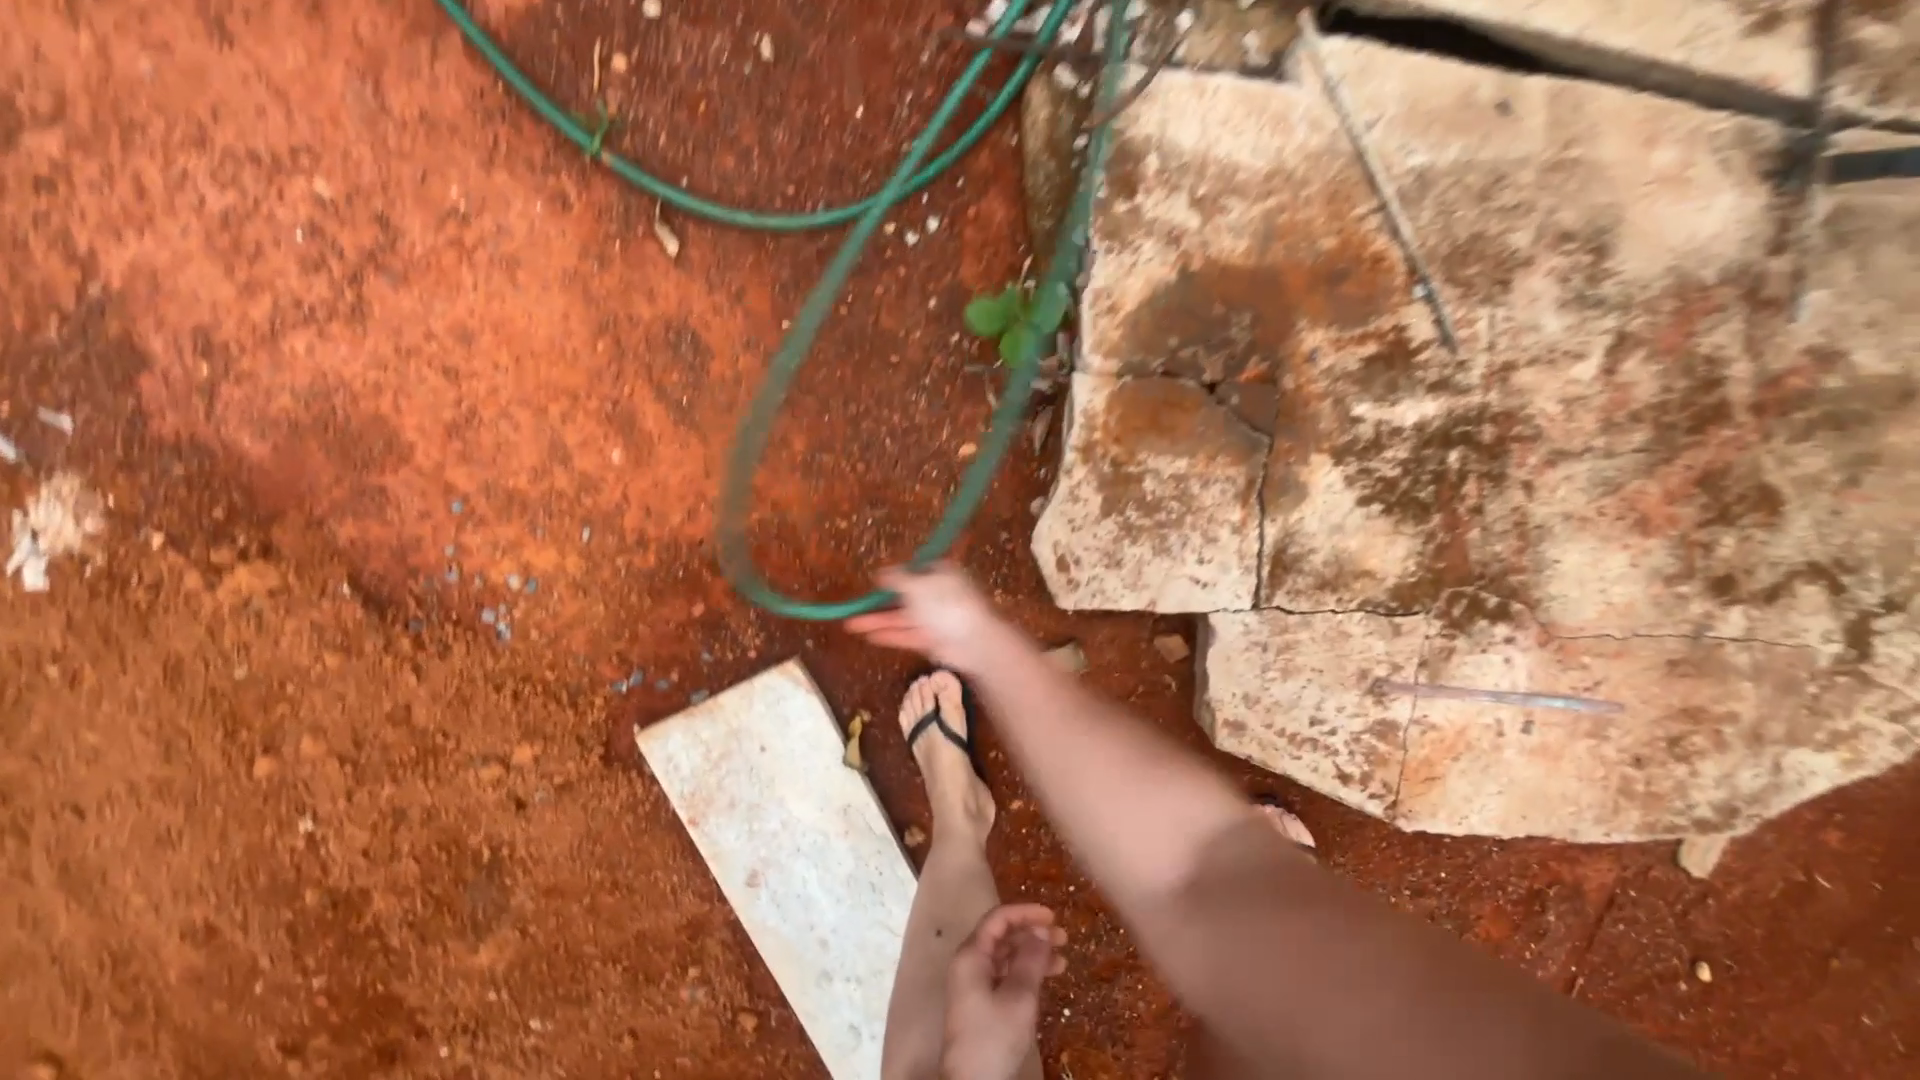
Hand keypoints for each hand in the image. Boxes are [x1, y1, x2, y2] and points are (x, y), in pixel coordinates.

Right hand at [844, 563, 1004, 672]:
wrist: (973, 640)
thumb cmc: (947, 604)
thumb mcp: (918, 585)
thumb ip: (897, 579)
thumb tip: (882, 571)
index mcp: (939, 574)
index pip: (915, 571)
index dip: (895, 575)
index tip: (876, 579)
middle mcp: (937, 595)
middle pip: (904, 597)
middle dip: (879, 602)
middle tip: (854, 605)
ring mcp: (934, 619)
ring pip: (901, 618)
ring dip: (877, 621)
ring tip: (851, 624)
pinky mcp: (931, 640)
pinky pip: (906, 635)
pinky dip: (889, 634)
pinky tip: (869, 636)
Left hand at [942, 904, 1066, 1079]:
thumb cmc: (994, 1036)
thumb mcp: (1019, 997)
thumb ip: (1031, 960)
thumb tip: (1042, 929)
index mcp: (971, 955)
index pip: (998, 919)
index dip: (1025, 913)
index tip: (1053, 917)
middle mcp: (969, 964)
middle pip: (1002, 936)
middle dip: (1032, 933)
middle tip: (1063, 939)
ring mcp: (973, 984)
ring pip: (1005, 957)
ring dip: (1032, 954)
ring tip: (1061, 962)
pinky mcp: (980, 1003)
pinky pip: (1004, 975)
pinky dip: (1024, 973)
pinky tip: (1044, 979)